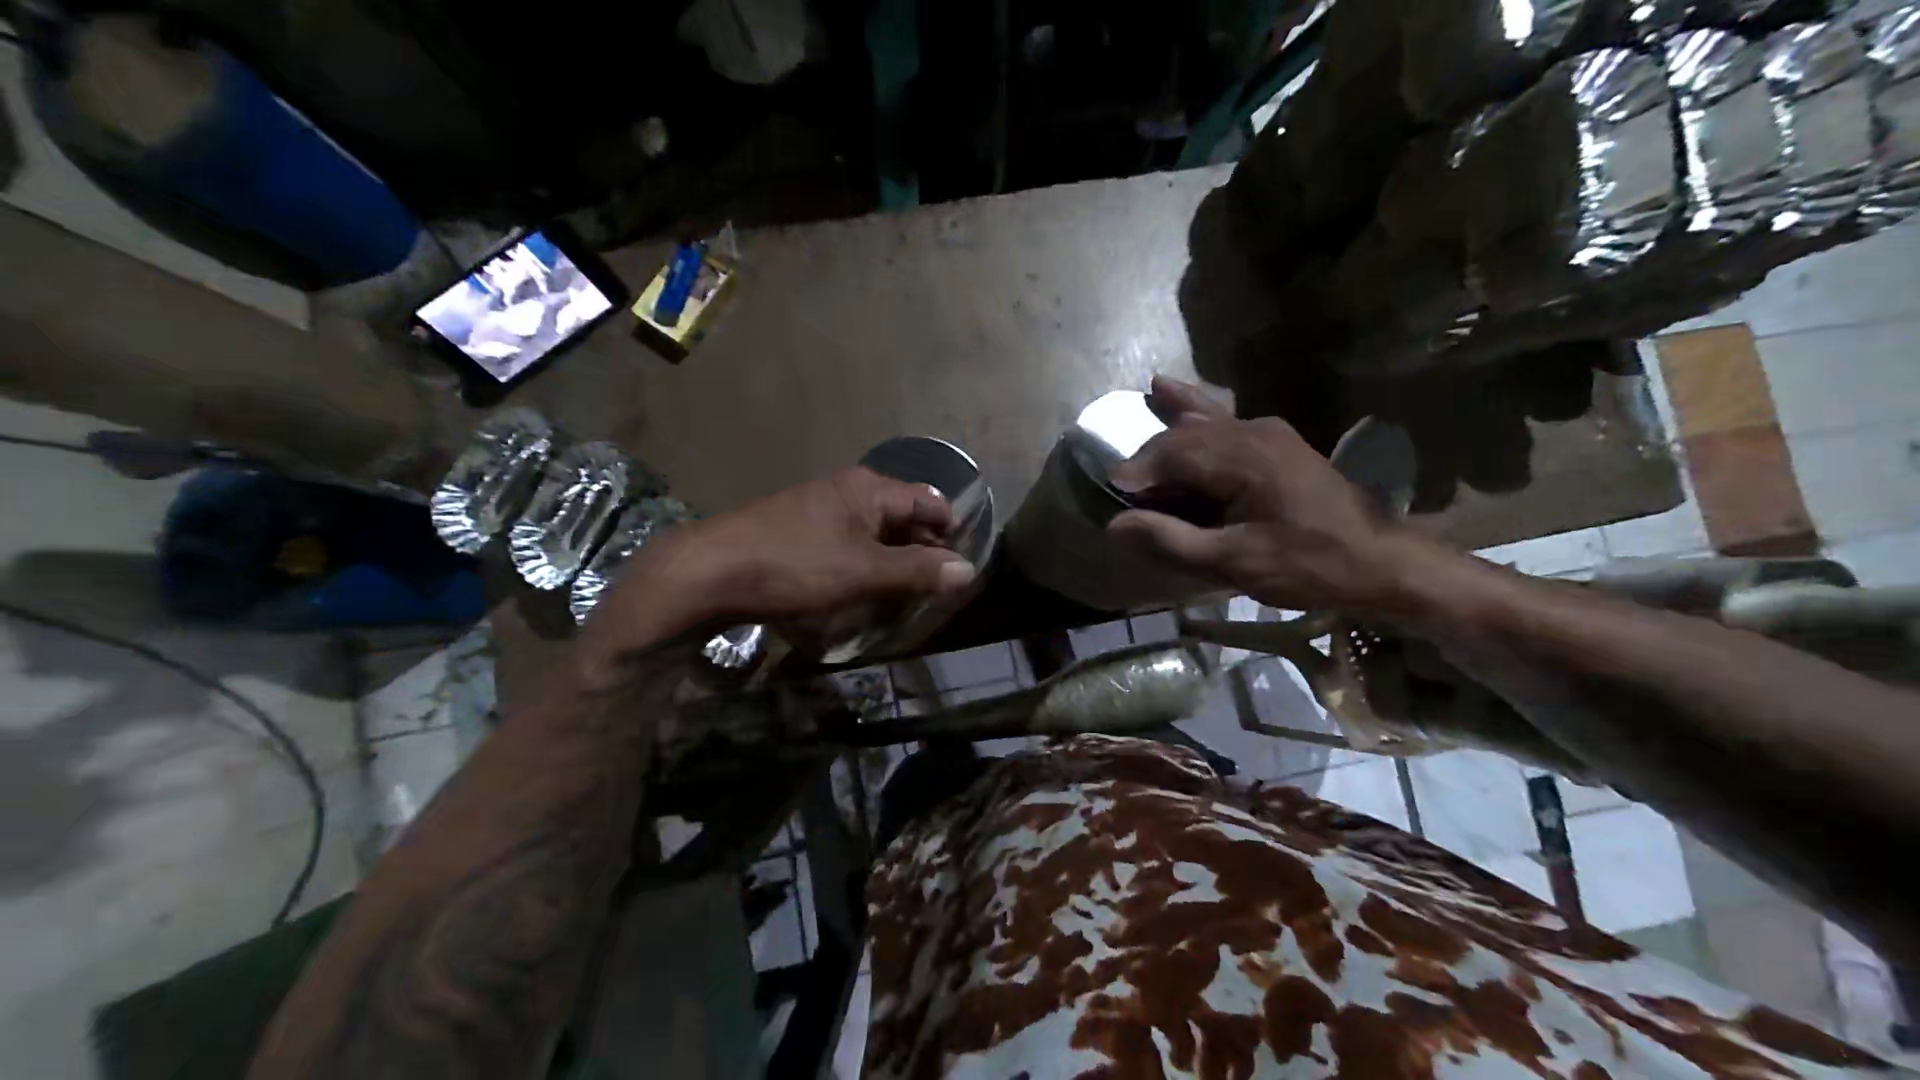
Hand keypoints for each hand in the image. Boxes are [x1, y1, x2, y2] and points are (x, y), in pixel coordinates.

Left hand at [582, 468, 976, 660]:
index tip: (961, 571)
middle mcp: (847, 492)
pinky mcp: (797, 534)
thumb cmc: (794, 566)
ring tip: (898, 603)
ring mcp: (818, 511)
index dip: (951, 533)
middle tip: (932, 595)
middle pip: (901, 520)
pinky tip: (856, 598)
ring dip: (888, 567)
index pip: (929, 503)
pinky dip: (858, 570)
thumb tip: (968, 570)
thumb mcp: (864, 572)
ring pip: (871, 537)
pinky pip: (843, 549)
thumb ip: (918, 571)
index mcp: (869, 489)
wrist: (708, 573)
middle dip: (920, 555)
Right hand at [1105, 376, 1422, 612]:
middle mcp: (1253, 432)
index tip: (1113, 496)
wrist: (1381, 561)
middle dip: (1151, 455)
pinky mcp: (1277, 442)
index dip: (1138, 471)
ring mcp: (1268, 432)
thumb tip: (1114, 525)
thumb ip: (1170, 540)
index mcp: (1244, 459)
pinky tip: (1172, 391)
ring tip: (1144, 404)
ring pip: (1204, 420)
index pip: (1172, 453)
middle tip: (1126, 485)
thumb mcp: (1234, 562)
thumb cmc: (1308, 565)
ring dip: (1170, 426)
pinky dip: (1196, 409)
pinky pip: (1223, 419)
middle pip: (1185, 433)